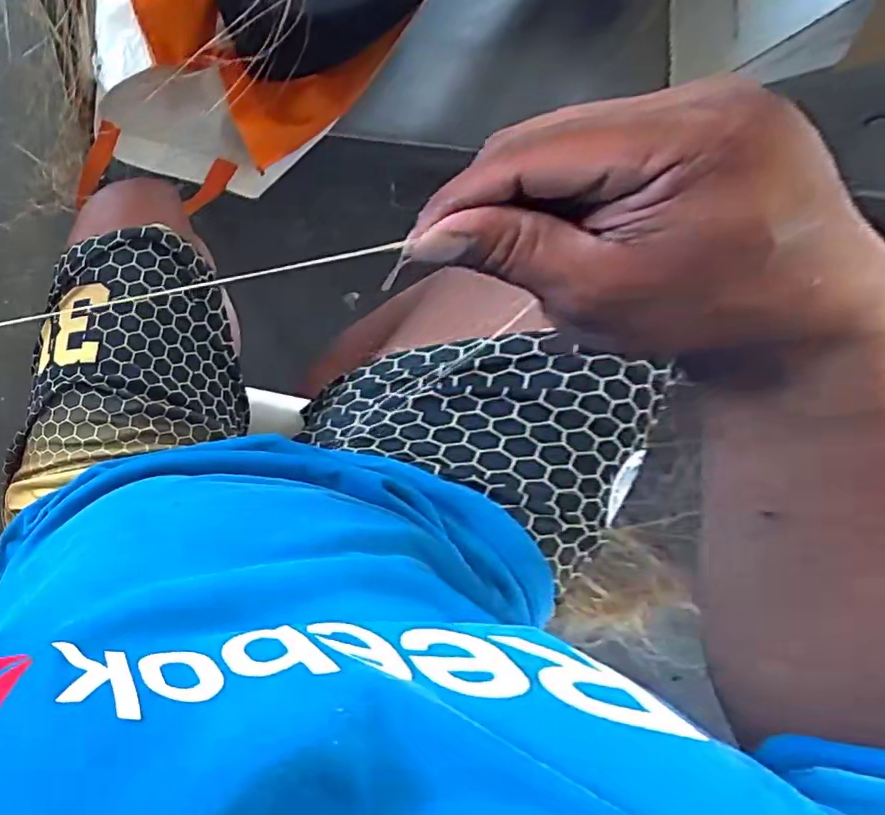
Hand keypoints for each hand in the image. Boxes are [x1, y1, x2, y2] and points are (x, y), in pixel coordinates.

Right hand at [406, 76, 884, 369]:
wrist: (803, 309)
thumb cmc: (704, 311)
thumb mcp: (590, 289)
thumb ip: (508, 250)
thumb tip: (427, 238)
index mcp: (684, 137)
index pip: (531, 153)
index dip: (459, 198)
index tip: (414, 247)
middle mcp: (694, 100)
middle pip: (538, 135)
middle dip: (478, 193)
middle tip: (445, 248)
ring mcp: (695, 106)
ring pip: (553, 136)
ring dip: (506, 190)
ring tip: (493, 240)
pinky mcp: (687, 124)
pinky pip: (583, 145)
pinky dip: (541, 186)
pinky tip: (539, 222)